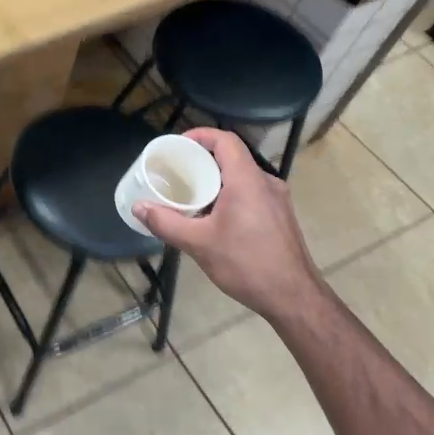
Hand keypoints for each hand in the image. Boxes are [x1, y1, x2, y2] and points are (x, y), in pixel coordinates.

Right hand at [133, 128, 324, 323]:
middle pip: (232, 158)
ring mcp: (277, 201)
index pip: (225, 140)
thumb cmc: (247, 264)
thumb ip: (166, 223)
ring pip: (242, 177)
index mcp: (247, 181)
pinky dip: (229, 195)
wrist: (294, 298)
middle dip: (202, 161)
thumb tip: (139, 208)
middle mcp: (266, 183)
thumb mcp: (198, 244)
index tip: (177, 146)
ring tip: (190, 196)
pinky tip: (214, 218)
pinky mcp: (281, 217)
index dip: (200, 135)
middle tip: (176, 173)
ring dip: (216, 181)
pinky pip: (251, 194)